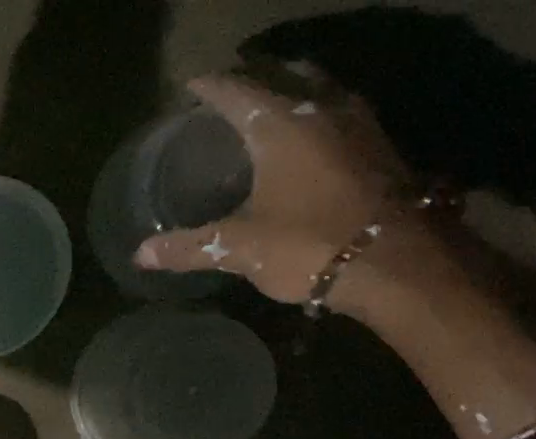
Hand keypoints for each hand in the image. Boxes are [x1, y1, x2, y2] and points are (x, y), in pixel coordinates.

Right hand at [134, 74, 416, 306]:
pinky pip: (341, 116)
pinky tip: (308, 140)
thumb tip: (140, 255)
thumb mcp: (238, 248)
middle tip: (234, 90)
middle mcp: (324, 113)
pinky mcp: (381, 150)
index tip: (193, 84)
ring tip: (272, 108)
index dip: (212, 87)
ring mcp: (360, 127)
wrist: (396, 262)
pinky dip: (317, 118)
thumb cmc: (307, 244)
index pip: (239, 93)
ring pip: (321, 92)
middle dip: (259, 79)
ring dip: (295, 93)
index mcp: (282, 127)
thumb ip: (189, 247)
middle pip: (288, 78)